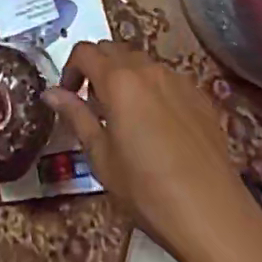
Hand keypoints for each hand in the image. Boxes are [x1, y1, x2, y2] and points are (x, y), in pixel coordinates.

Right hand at [46, 42, 261, 261]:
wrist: (210, 211)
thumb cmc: (146, 189)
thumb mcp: (101, 157)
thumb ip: (76, 116)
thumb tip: (51, 92)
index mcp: (119, 80)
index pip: (85, 52)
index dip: (71, 69)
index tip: (69, 95)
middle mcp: (148, 69)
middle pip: (113, 50)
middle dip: (97, 70)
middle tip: (93, 107)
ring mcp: (177, 79)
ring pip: (141, 63)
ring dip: (125, 78)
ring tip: (124, 118)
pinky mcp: (198, 94)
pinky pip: (166, 79)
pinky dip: (152, 90)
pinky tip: (156, 127)